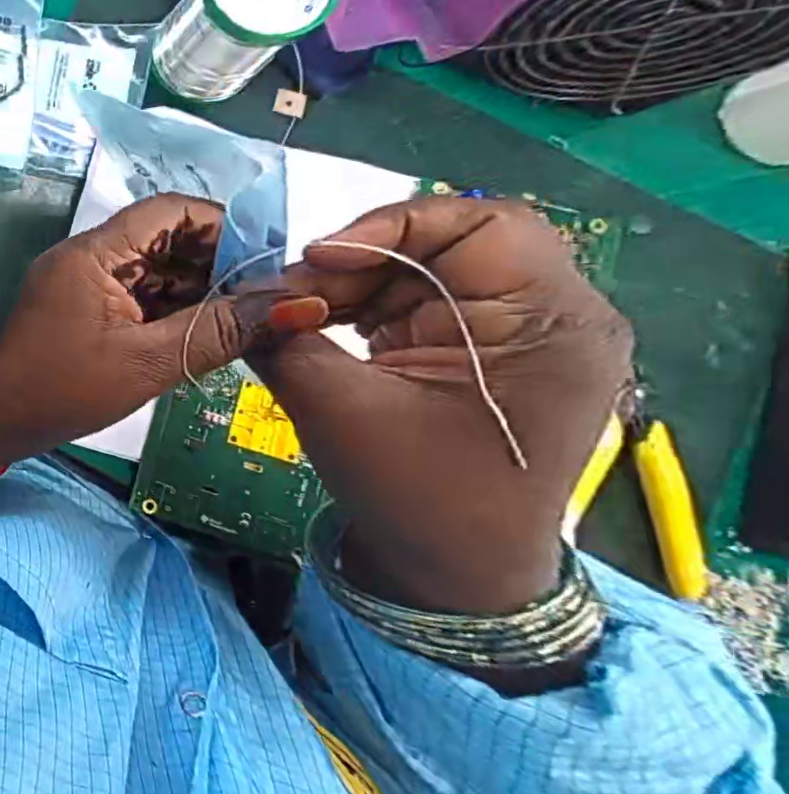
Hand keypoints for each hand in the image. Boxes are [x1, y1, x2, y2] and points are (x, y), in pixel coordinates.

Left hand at [0, 195, 328, 492]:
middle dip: (213, 264)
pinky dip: (166, 309)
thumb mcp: (148, 362)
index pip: (169, 211)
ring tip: (236, 321)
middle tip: (257, 299)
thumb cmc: (63, 391)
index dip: (222, 228)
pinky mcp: (79, 307)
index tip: (262, 264)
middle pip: (163, 238)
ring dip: (193, 290)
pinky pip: (133, 293)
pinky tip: (198, 333)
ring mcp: (78, 282)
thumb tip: (297, 305)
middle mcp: (84, 257)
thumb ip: (219, 331)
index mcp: (92, 255)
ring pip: (151, 269)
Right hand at [252, 198, 633, 614]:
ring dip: (340, 292)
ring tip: (285, 320)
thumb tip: (248, 303)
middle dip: (348, 268)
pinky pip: (404, 308)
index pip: (482, 224)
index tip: (313, 259)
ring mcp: (502, 335)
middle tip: (278, 302)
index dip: (391, 225)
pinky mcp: (465, 354)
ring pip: (412, 276)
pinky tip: (310, 331)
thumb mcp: (340, 411)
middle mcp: (539, 315)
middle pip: (437, 249)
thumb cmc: (413, 494)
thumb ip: (288, 345)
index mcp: (546, 321)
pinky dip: (350, 314)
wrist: (446, 569)